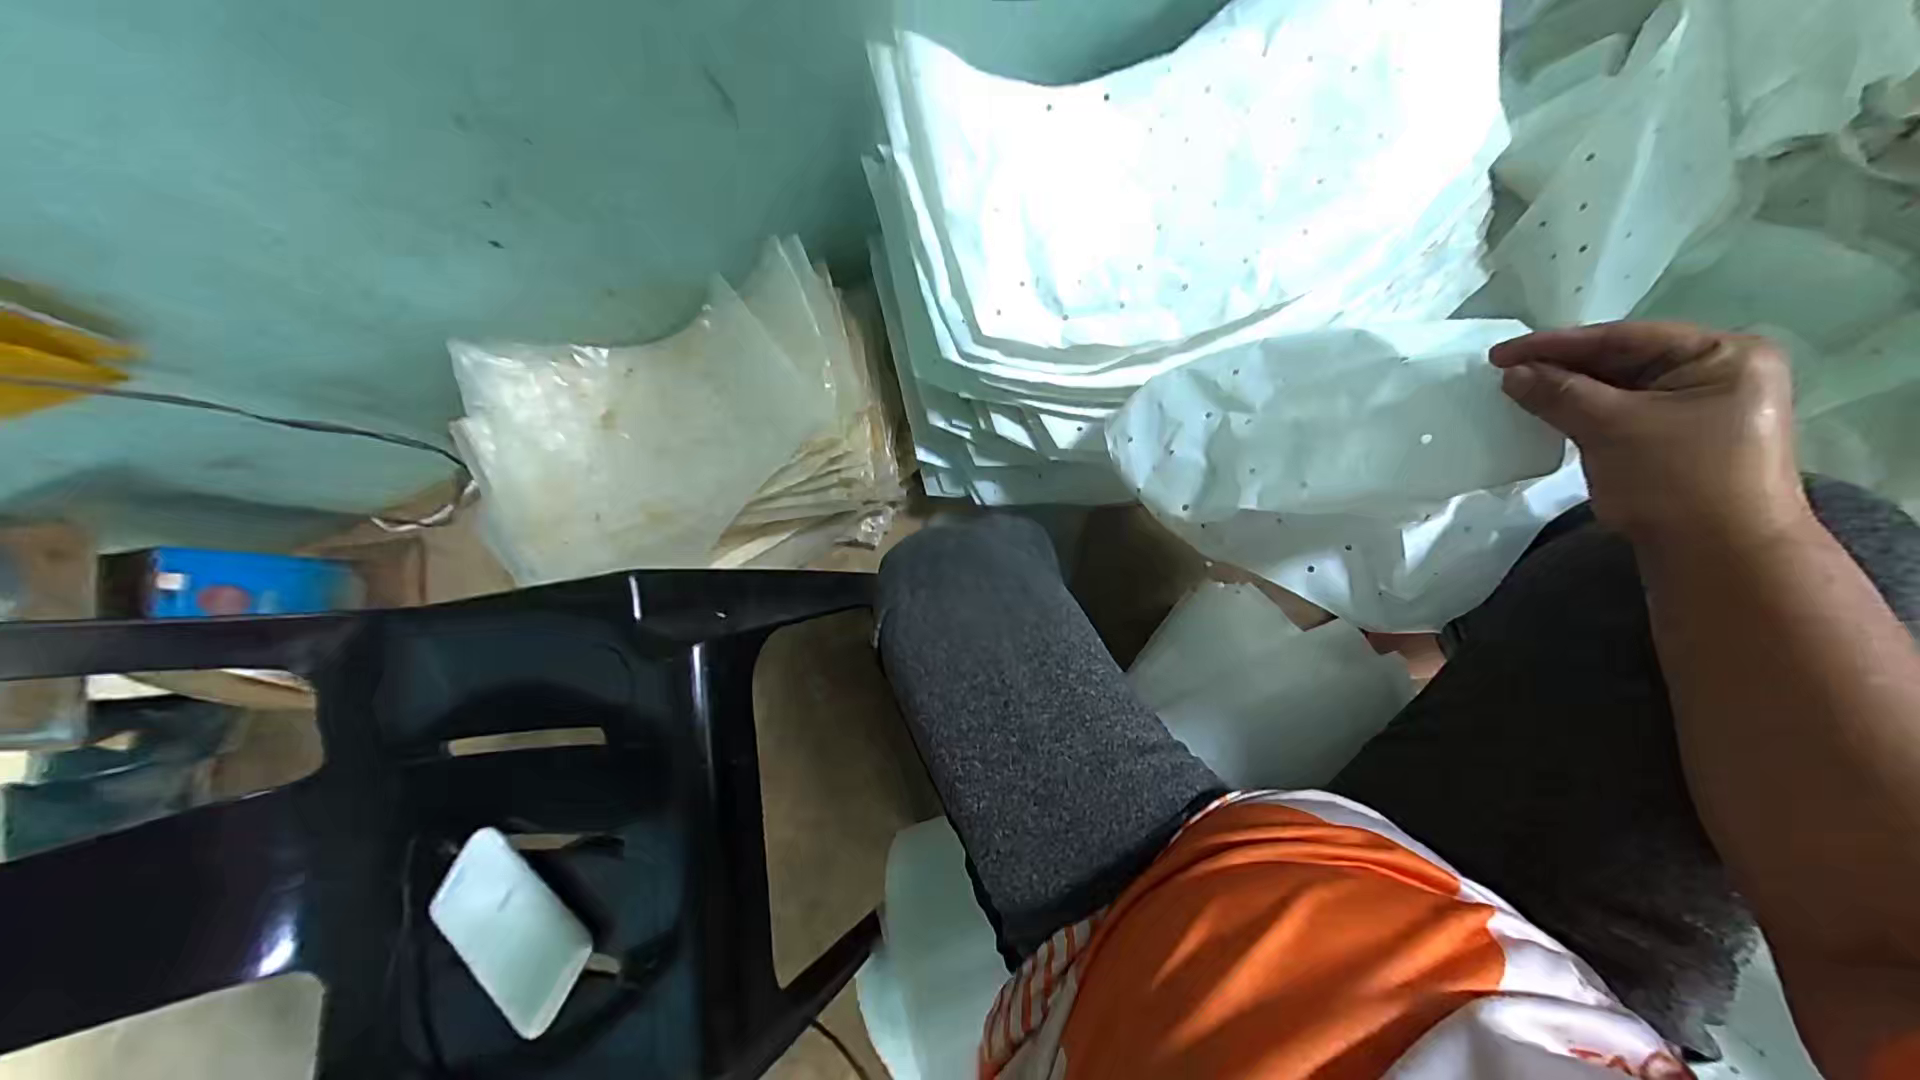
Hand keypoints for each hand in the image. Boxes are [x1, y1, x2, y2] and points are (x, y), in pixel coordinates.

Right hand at [1490, 321, 1810, 547]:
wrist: (1718, 552)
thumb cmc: (1676, 479)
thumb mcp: (1611, 427)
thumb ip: (1558, 393)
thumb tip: (1512, 373)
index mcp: (1723, 355)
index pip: (1624, 337)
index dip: (1556, 344)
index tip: (1500, 354)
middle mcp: (1717, 372)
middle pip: (1621, 359)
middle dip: (1560, 366)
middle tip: (1503, 371)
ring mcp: (1698, 406)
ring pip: (1617, 386)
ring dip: (1565, 389)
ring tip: (1516, 390)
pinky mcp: (1675, 436)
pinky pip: (1619, 411)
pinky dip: (1580, 410)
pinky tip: (1547, 412)